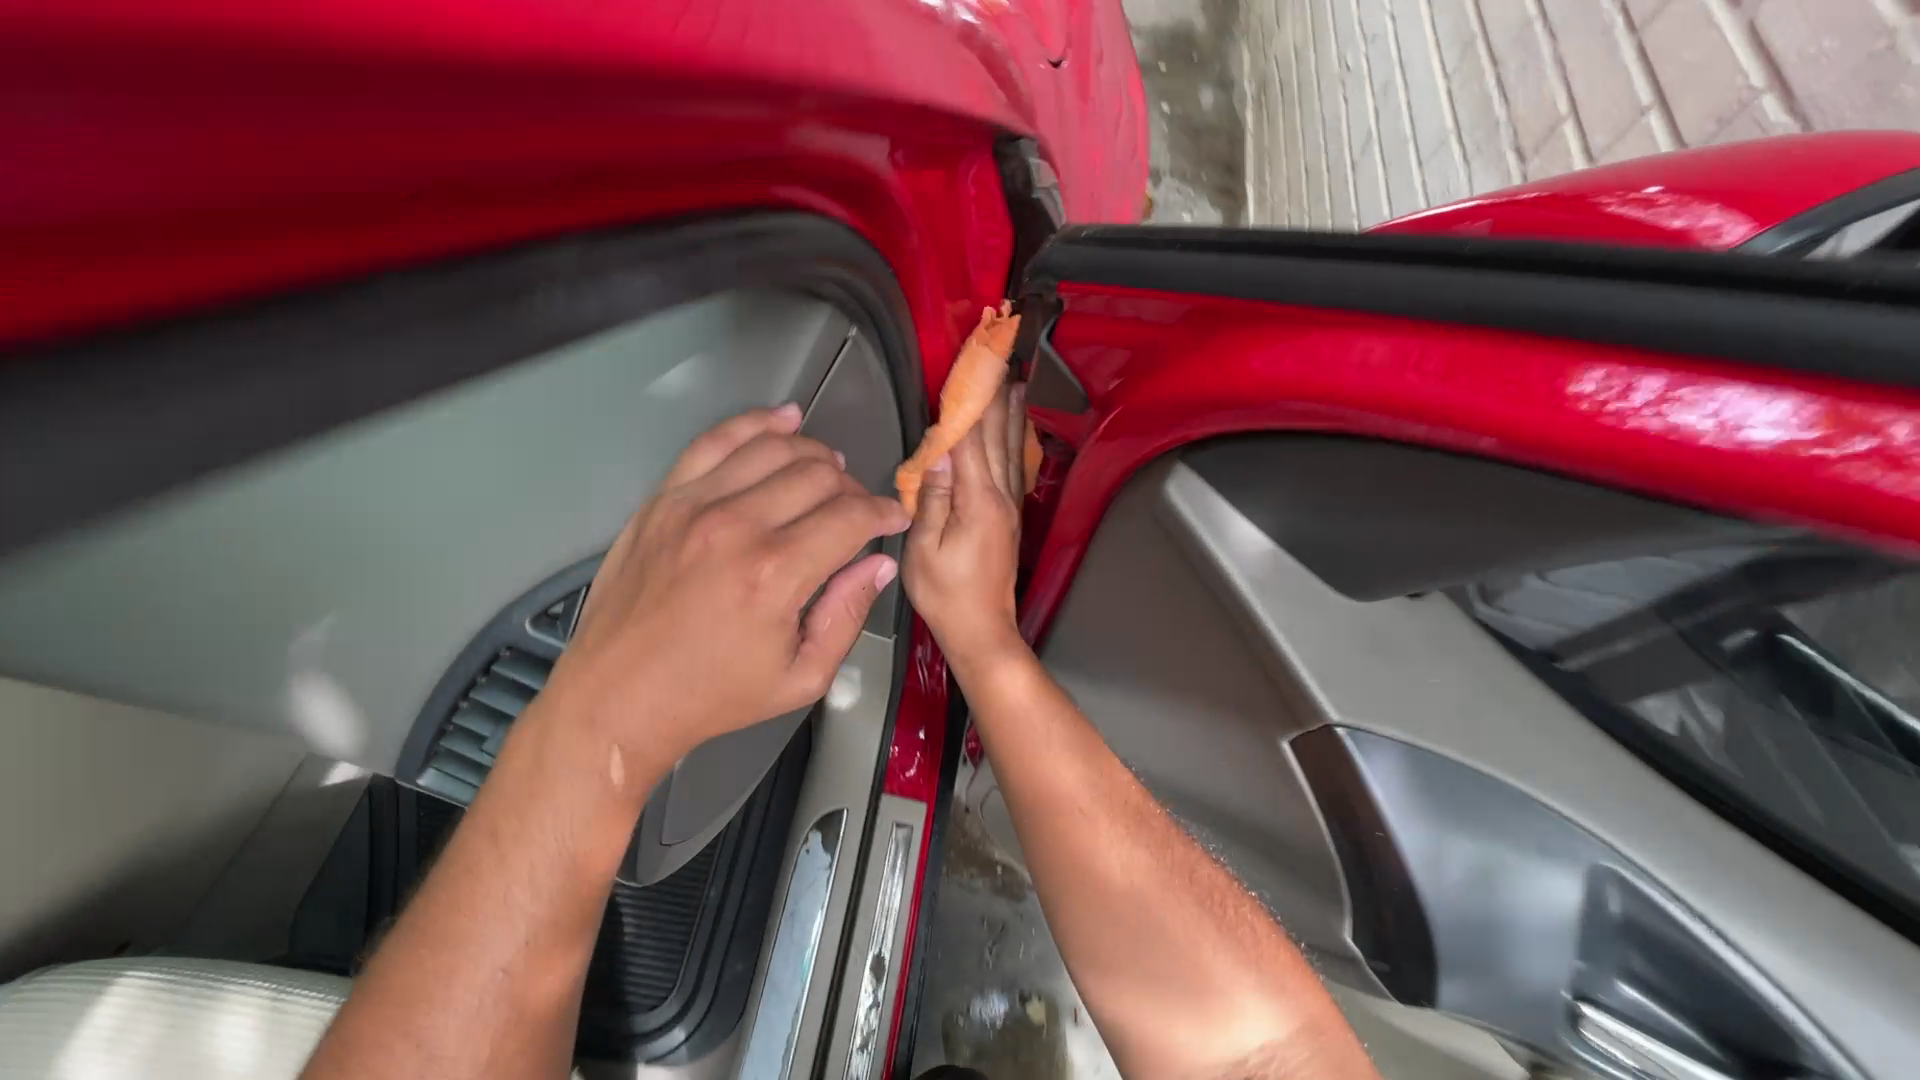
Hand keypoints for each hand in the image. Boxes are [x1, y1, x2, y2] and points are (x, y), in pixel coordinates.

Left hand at [555, 404, 909, 757]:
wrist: (618, 697)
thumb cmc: (711, 695)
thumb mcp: (800, 678)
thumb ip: (847, 616)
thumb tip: (877, 565)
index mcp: (775, 575)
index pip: (851, 517)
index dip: (884, 513)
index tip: (892, 518)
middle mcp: (736, 528)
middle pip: (818, 476)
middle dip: (853, 488)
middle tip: (858, 509)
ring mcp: (694, 506)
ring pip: (774, 449)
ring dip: (814, 453)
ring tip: (829, 470)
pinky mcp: (663, 500)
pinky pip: (715, 441)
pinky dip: (754, 423)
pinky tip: (783, 420)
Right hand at [902, 382, 1027, 665]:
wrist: (981, 630)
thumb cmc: (945, 595)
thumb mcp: (924, 548)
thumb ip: (932, 497)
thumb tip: (938, 452)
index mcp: (977, 501)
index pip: (971, 440)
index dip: (968, 402)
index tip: (969, 368)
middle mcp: (1000, 497)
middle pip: (996, 437)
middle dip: (994, 397)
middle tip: (997, 360)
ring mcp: (1009, 507)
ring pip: (1011, 450)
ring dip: (1010, 414)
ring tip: (1014, 383)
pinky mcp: (1010, 517)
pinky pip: (1015, 468)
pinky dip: (1015, 442)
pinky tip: (1016, 431)